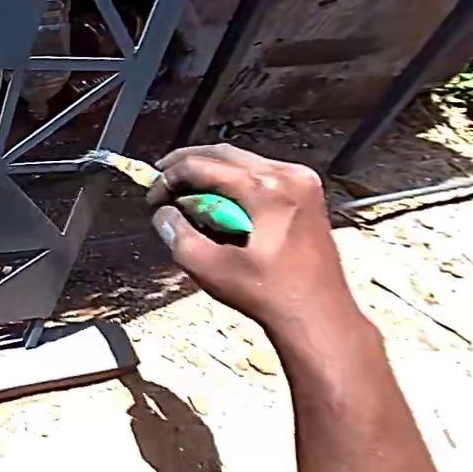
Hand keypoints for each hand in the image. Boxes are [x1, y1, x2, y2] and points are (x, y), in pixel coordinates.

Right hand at [148, 145, 374, 349]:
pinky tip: (215, 200)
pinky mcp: (307, 192)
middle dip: (186, 165)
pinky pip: (259, 172)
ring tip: (183, 192)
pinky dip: (233, 181)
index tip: (153, 198)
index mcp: (266, 189)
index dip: (169, 178)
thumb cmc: (269, 296)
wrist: (319, 317)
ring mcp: (303, 181)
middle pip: (223, 154)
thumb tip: (163, 213)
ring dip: (209, 172)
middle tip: (160, 182)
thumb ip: (177, 235)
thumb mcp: (209, 269)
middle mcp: (288, 175)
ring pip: (241, 160)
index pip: (203, 166)